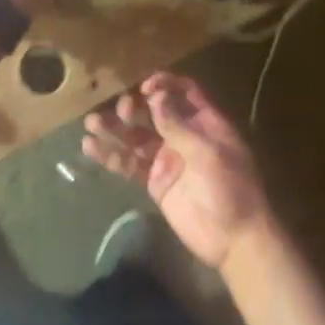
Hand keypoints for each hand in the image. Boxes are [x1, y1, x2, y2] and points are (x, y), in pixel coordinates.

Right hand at [82, 73, 273, 268]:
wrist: (233, 239)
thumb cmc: (230, 188)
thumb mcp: (207, 152)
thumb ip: (178, 125)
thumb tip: (155, 96)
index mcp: (205, 123)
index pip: (184, 92)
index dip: (165, 85)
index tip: (144, 87)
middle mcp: (184, 136)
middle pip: (155, 113)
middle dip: (135, 107)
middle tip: (122, 110)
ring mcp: (167, 159)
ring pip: (136, 137)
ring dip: (115, 129)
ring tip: (92, 123)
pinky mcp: (154, 182)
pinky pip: (130, 164)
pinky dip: (111, 156)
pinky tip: (90, 147)